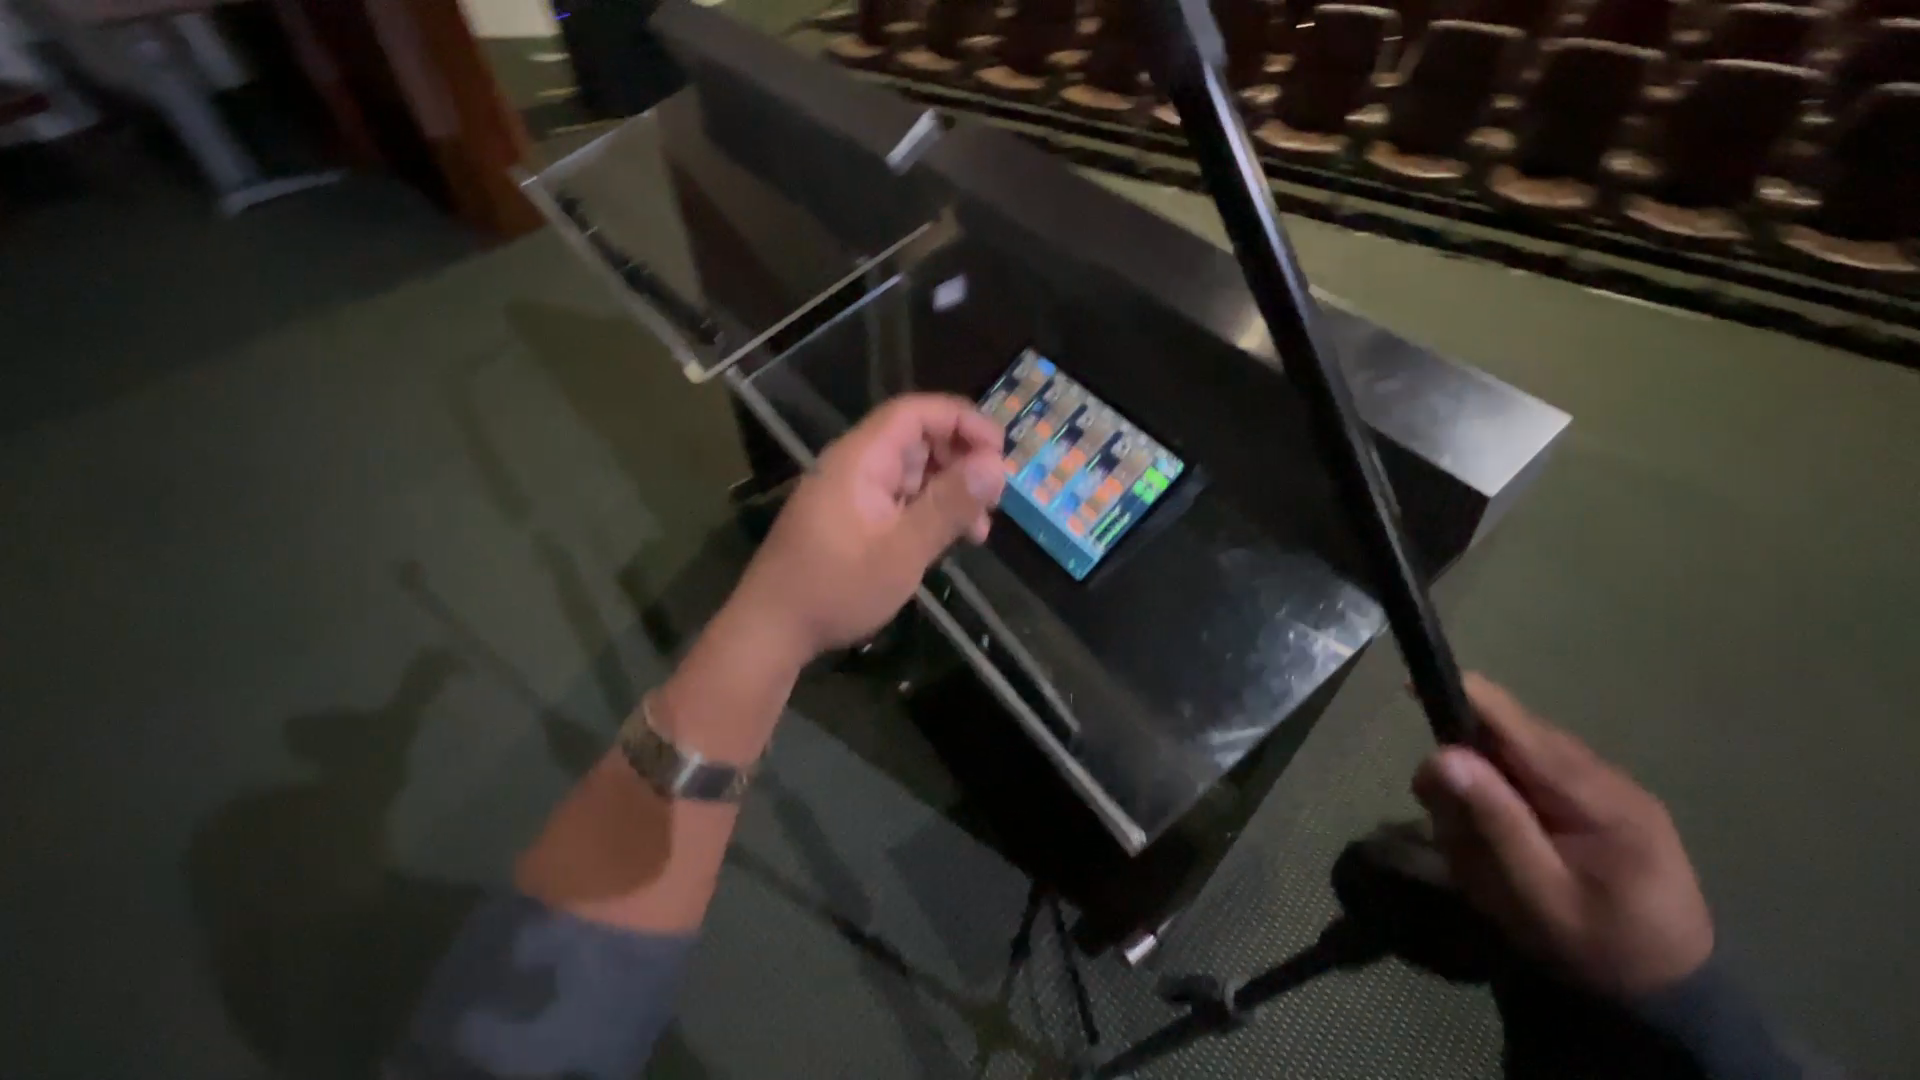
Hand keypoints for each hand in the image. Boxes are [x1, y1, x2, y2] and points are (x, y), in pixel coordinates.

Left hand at [727, 394, 1005, 662]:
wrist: (772, 630)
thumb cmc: (836, 589)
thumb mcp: (902, 551)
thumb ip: (948, 506)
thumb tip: (996, 466)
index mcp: (860, 459)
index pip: (915, 412)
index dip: (962, 420)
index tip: (1000, 450)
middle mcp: (854, 466)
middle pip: (916, 439)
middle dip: (961, 460)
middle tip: (994, 496)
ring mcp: (851, 493)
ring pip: (912, 473)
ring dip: (949, 491)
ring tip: (980, 529)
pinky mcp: (850, 519)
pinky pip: (898, 500)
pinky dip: (928, 512)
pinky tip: (950, 540)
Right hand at [1412, 674, 1713, 999]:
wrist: (1665, 993)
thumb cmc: (1596, 946)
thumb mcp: (1537, 894)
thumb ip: (1493, 822)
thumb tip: (1441, 755)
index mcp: (1600, 796)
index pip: (1520, 726)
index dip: (1466, 698)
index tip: (1412, 685)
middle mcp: (1604, 777)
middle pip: (1512, 738)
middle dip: (1464, 765)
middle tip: (1442, 817)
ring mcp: (1603, 788)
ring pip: (1514, 758)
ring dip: (1479, 789)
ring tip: (1475, 845)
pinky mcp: (1593, 802)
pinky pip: (1527, 778)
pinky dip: (1498, 800)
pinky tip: (1500, 840)